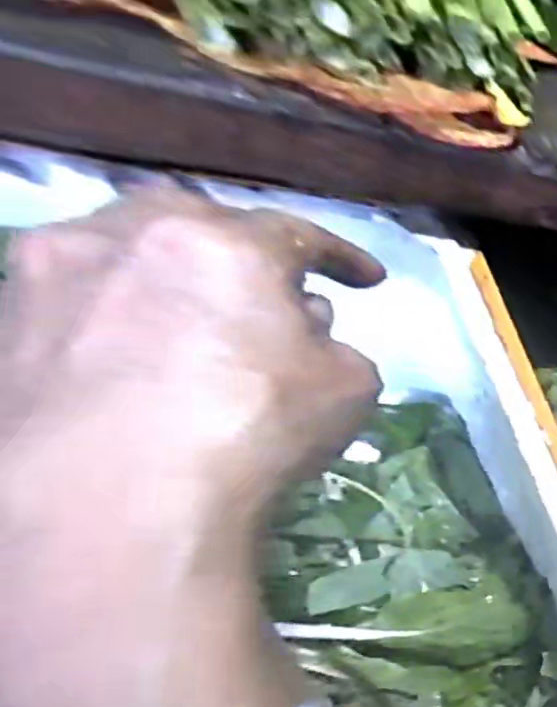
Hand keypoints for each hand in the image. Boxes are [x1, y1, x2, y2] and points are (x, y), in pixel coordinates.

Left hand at [0, 189, 384, 555]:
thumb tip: (299, 331)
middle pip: (192, 216)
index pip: (296, 232)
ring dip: (179, 274)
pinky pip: (86, 295)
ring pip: (127, 249)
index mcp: (223, 246)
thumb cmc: (261, 422)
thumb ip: (332, 342)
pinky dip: (131, 310)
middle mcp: (124, 236)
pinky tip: (155, 353)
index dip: (343, 255)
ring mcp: (46, 272)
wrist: (120, 490)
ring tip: (212, 318)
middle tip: (274, 281)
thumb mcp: (352, 383)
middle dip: (241, 241)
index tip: (369, 279)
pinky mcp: (5, 320)